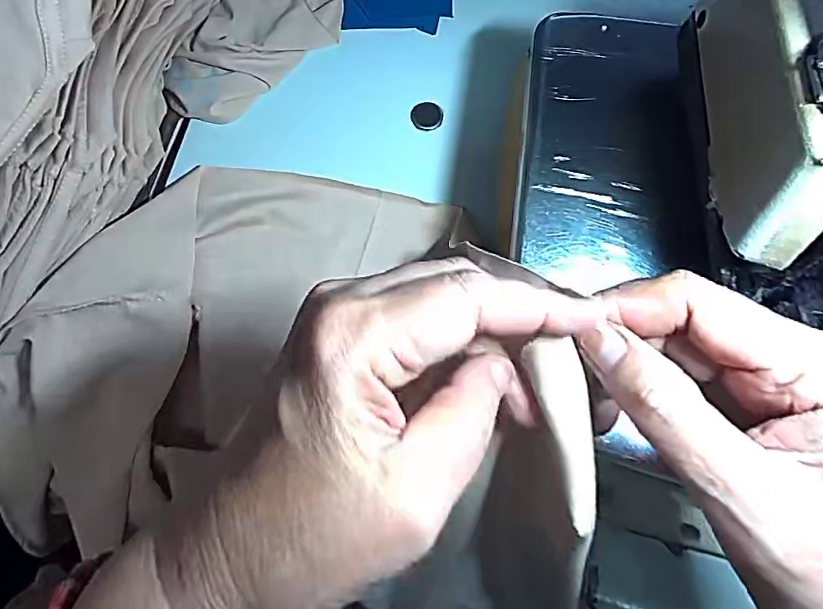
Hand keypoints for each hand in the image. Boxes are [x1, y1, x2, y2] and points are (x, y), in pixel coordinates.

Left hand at [81, 257, 605, 608]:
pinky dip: (455, 331)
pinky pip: (410, 308)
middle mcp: (338, 300)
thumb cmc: (315, 534)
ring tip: (532, 375)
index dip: (533, 304)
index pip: (464, 296)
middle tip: (570, 344)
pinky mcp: (334, 323)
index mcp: (353, 334)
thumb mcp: (414, 495)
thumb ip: (470, 412)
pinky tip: (485, 368)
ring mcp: (332, 306)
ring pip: (433, 288)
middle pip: (450, 279)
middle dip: (515, 308)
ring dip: (487, 321)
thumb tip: (500, 364)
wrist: (233, 542)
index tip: (589, 316)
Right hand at [581, 272, 822, 608]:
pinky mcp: (767, 409)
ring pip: (682, 350)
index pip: (702, 302)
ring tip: (600, 395)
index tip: (579, 325)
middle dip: (628, 344)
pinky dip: (652, 393)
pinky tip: (629, 410)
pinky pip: (692, 381)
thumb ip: (665, 411)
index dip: (631, 309)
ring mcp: (789, 387)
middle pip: (688, 323)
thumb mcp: (747, 499)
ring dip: (634, 369)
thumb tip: (601, 343)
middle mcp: (813, 365)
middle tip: (582, 367)